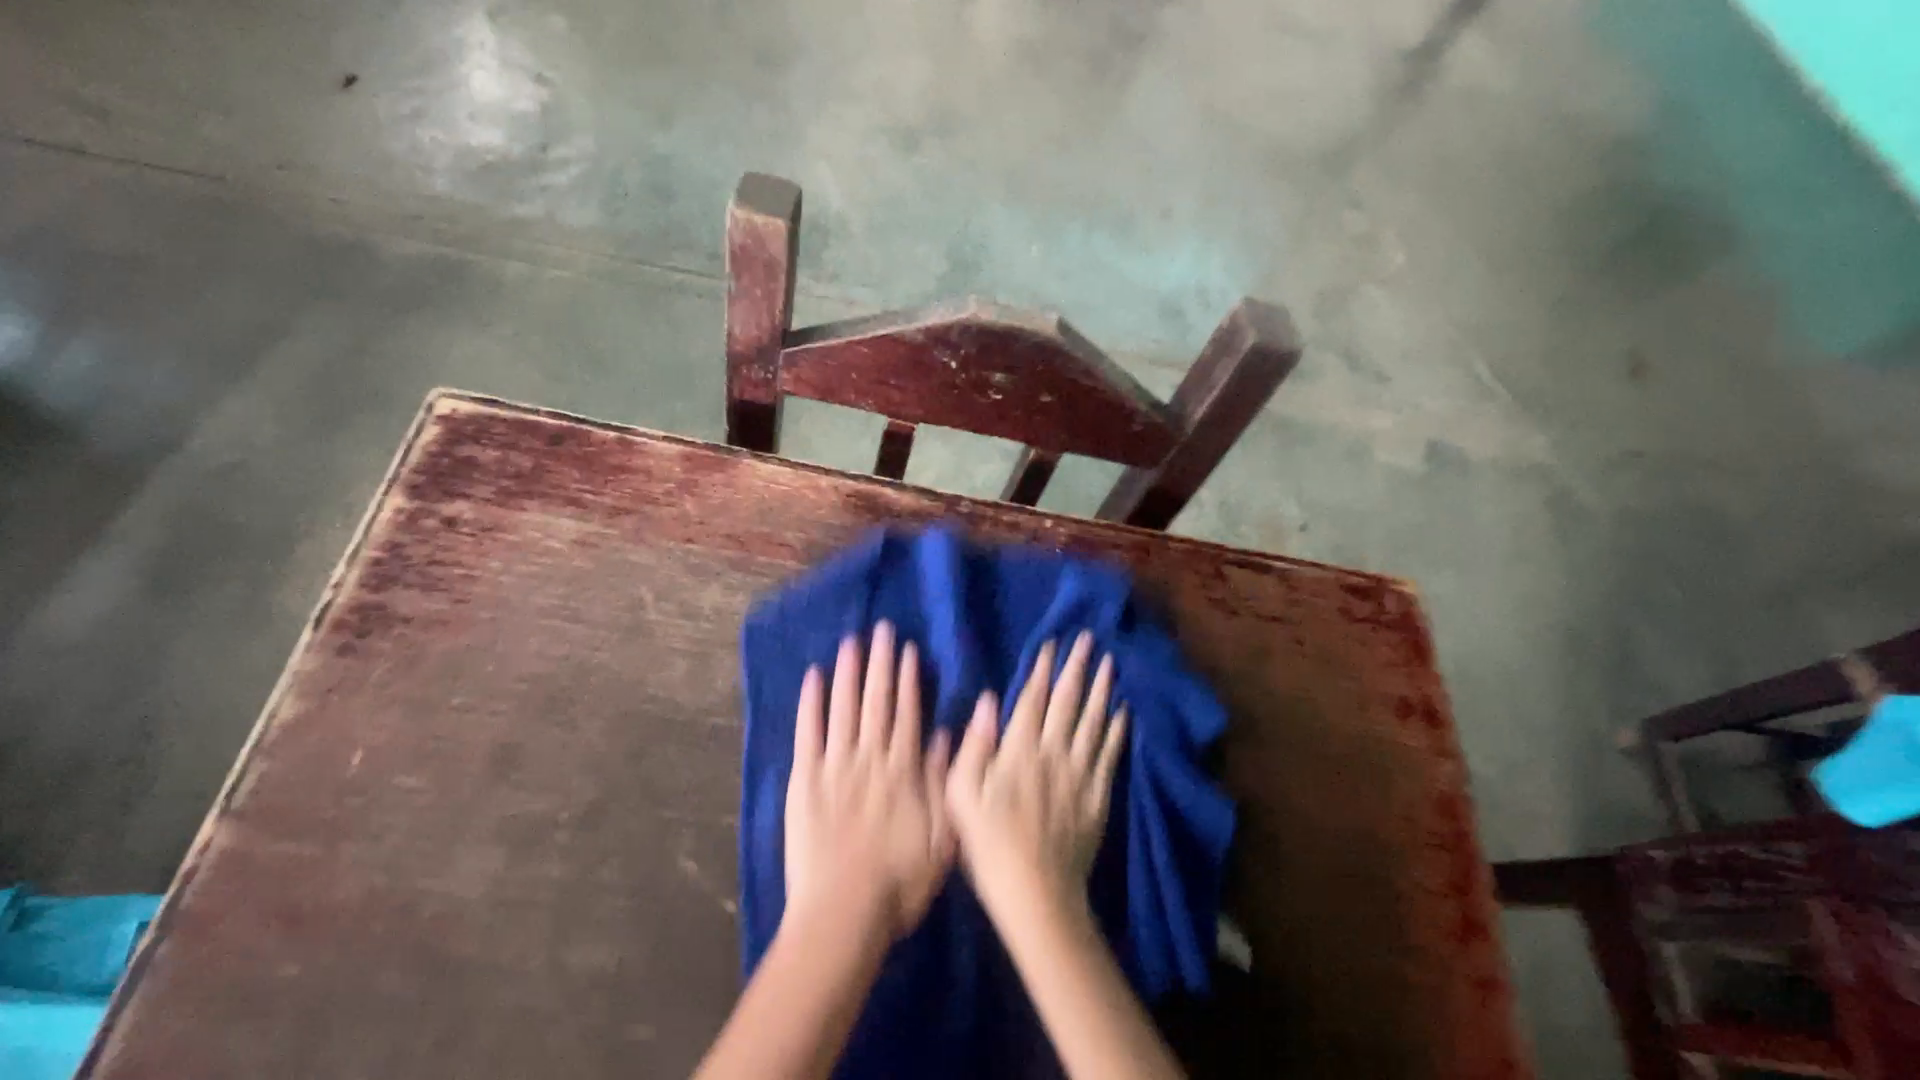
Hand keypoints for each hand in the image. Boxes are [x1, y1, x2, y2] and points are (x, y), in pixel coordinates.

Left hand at [785, 621, 955, 942]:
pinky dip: (810, 704)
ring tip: (851, 642)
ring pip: (844, 709)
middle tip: (881, 629)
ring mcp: (834, 766)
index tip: (907, 650)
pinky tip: (813, 678)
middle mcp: (871, 758)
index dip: (908, 680)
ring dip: (848, 673)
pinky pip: (808, 733)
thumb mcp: (943, 836)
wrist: (844, 911)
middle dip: (880, 664)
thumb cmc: (900, 882)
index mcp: (904, 770)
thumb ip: (945, 781)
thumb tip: (948, 735)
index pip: (907, 714)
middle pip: (876, 702)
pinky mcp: (803, 780)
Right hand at [945, 631, 1127, 919]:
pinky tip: (1124, 711)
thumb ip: (974, 745)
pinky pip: (1111, 753)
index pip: (1033, 699)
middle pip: (1069, 701)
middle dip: (1077, 667)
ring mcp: (1080, 773)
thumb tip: (989, 701)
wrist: (1037, 892)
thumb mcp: (962, 795)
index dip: (1042, 669)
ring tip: (1109, 663)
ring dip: (1101, 689)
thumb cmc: (989, 845)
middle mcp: (1054, 753)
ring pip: (1094, 720)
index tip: (1051, 645)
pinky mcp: (1098, 795)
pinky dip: (1118, 729)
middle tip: (1088, 640)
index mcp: (1018, 750)